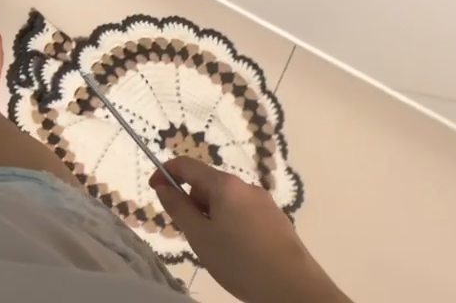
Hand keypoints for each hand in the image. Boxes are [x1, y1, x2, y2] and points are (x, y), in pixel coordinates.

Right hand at [151, 158, 350, 302]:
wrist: (300, 296)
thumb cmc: (242, 262)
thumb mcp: (199, 235)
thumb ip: (177, 207)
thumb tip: (164, 187)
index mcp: (225, 185)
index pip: (186, 165)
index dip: (165, 173)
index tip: (155, 191)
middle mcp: (247, 188)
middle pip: (208, 183)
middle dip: (192, 200)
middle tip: (187, 229)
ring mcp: (267, 206)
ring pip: (227, 201)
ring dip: (212, 215)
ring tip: (214, 246)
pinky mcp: (281, 225)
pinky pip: (245, 214)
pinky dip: (232, 224)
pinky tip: (238, 252)